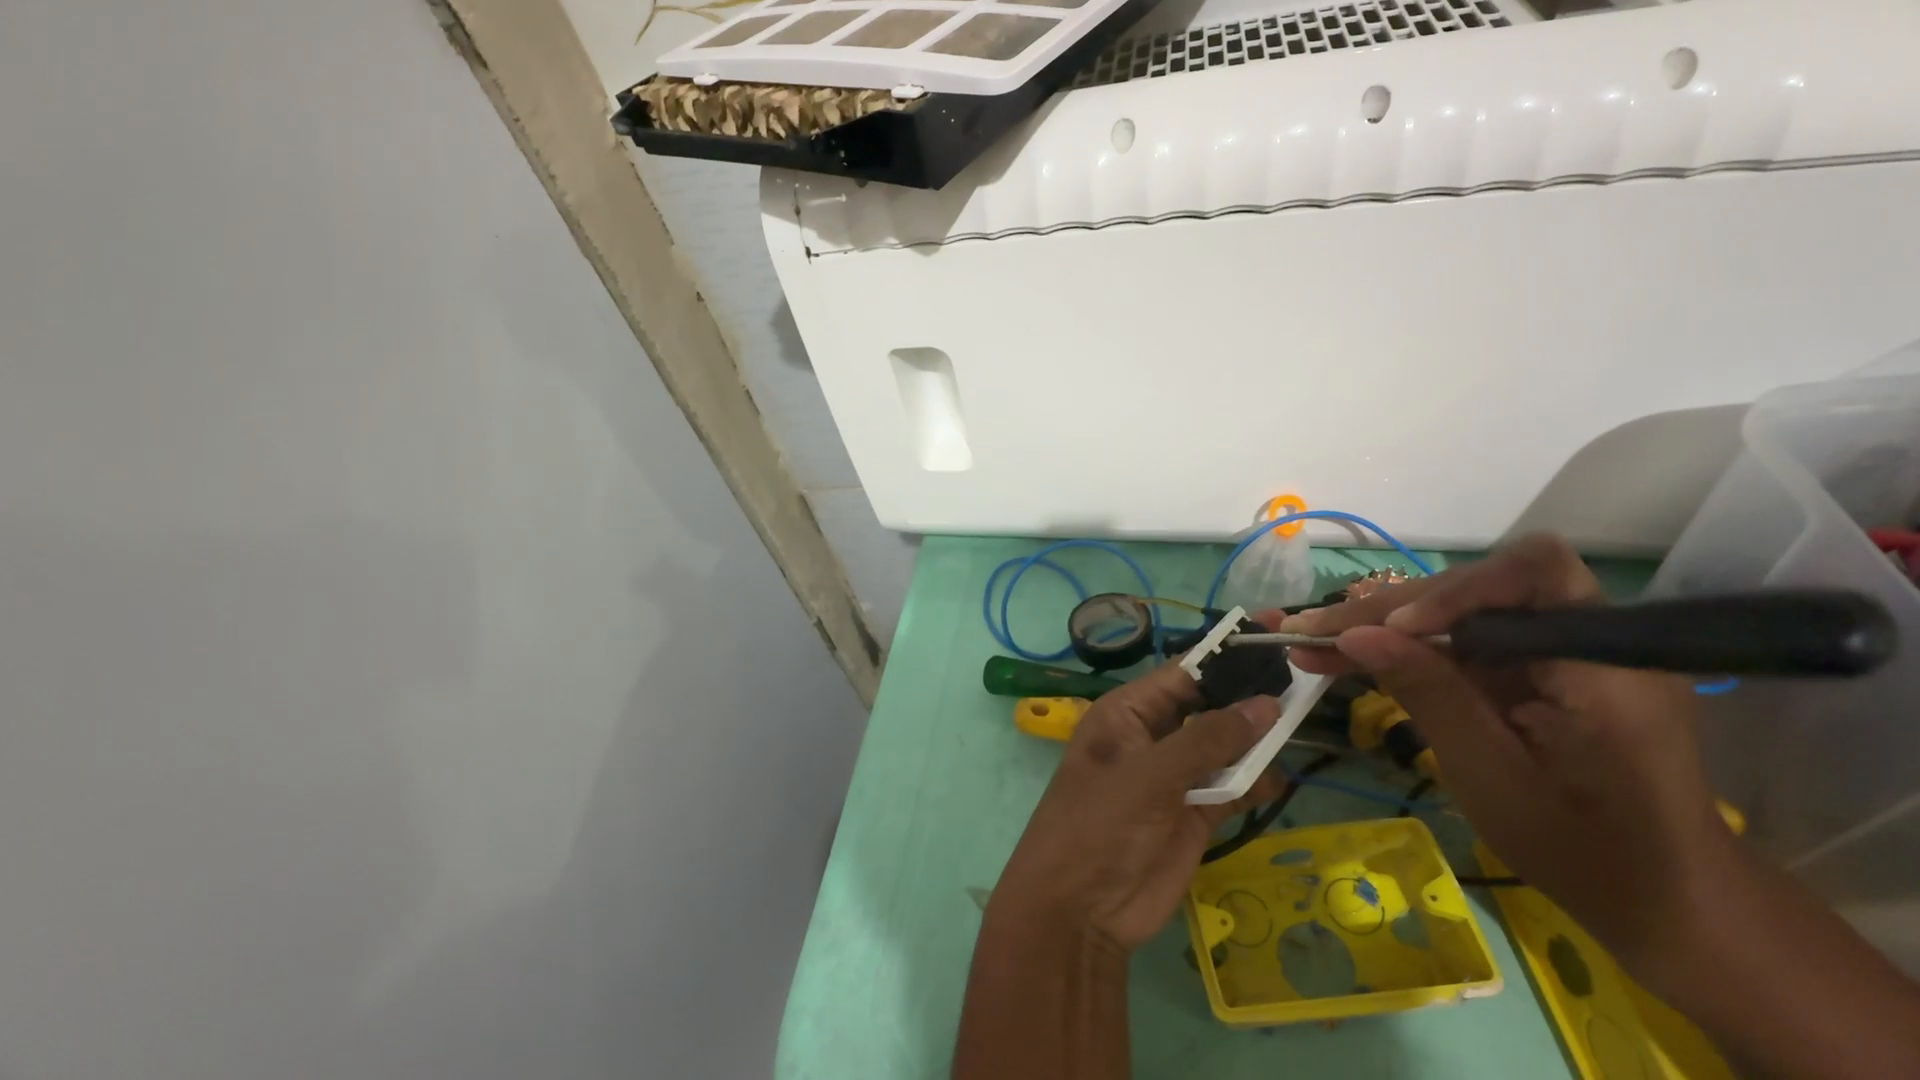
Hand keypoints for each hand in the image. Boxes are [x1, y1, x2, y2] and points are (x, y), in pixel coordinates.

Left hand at [988, 663, 1281, 951]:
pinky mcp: (1193, 817)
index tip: (1275, 632)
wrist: (1079, 913)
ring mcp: (1173, 779)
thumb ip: (1207, 740)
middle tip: (1305, 679)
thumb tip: (1266, 705)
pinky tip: (1277, 781)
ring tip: (1302, 724)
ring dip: (1256, 741)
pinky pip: (1230, 789)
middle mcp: (1151, 739)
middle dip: (1248, 697)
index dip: (1226, 655)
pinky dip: (1253, 783)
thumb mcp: (1149, 776)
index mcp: (1126, 715)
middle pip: (1208, 707)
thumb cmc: (1100, 827)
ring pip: (1223, 748)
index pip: (1183, 673)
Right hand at [1279, 534, 1734, 971]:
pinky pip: (1467, 643)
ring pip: (1460, 613)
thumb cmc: (1581, 850)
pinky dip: (1408, 650)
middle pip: (1479, 591)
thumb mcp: (1491, 778)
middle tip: (1308, 631)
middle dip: (1390, 610)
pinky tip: (1348, 653)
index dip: (1457, 589)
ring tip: (1309, 640)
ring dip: (1384, 626)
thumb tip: (1356, 637)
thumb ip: (1429, 696)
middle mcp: (1586, 639)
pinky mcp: (1538, 670)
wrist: (1660, 898)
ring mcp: (1559, 653)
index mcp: (1601, 664)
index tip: (1393, 629)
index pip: (1534, 573)